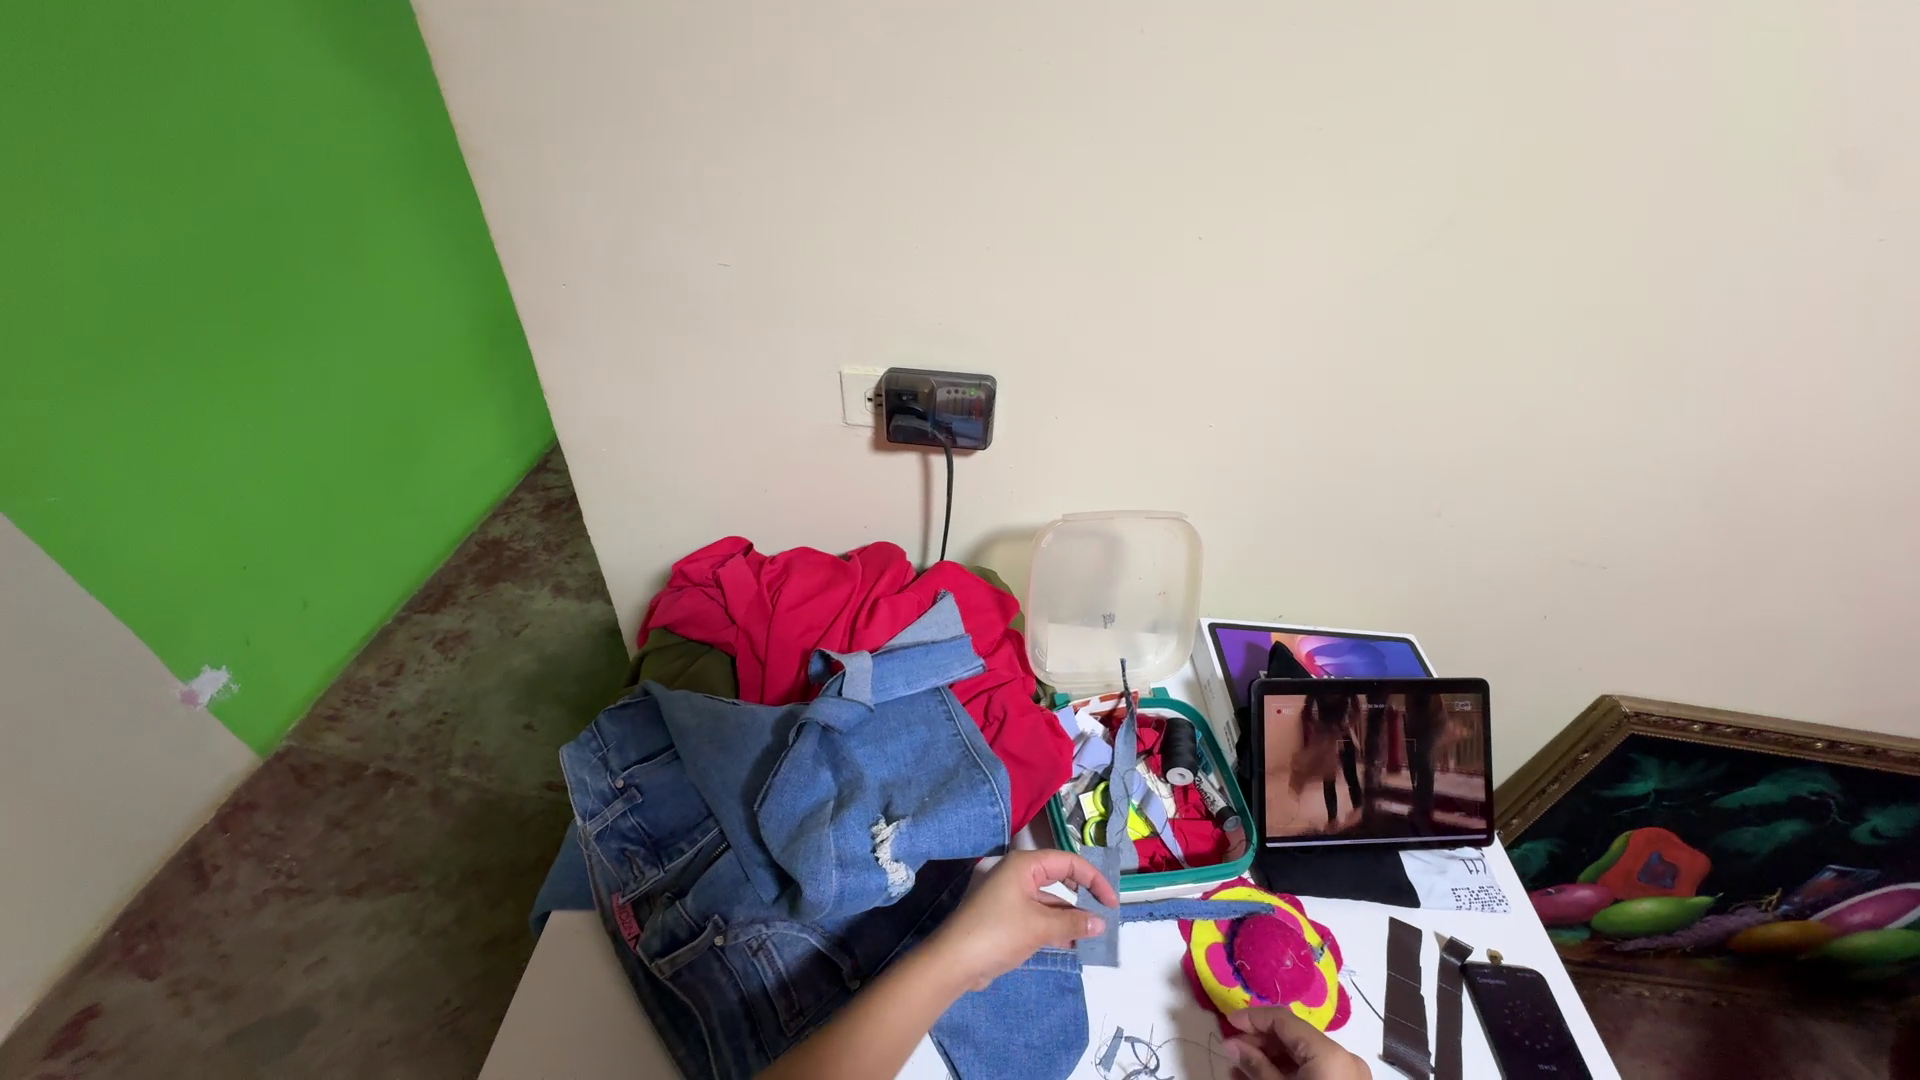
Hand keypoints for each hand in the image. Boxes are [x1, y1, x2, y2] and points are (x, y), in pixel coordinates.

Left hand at [925, 849, 1118, 990]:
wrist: (954, 961)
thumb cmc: (998, 933)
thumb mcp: (1040, 927)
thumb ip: (1073, 921)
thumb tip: (1100, 922)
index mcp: (1023, 864)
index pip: (1067, 862)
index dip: (1094, 879)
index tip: (1112, 903)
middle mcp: (1016, 873)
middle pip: (1058, 877)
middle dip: (1082, 896)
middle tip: (1104, 915)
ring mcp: (1008, 894)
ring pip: (1048, 899)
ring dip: (1069, 915)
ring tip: (1092, 935)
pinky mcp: (1004, 916)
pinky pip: (1036, 914)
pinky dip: (1054, 926)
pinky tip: (1071, 942)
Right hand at [1224, 1007, 1371, 1079]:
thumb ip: (1255, 1065)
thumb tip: (1231, 1044)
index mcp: (1329, 1052)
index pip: (1282, 1019)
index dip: (1252, 1018)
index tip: (1228, 1024)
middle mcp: (1344, 1058)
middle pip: (1292, 1037)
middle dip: (1260, 1043)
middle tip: (1233, 1052)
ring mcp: (1349, 1076)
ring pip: (1302, 1056)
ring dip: (1271, 1060)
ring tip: (1240, 1071)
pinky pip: (1314, 1072)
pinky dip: (1289, 1074)